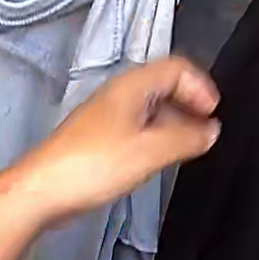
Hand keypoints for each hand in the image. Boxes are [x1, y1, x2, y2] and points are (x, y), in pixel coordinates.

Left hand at [10, 57, 220, 223]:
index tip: (214, 113)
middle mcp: (118, 97)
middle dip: (189, 107)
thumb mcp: (148, 151)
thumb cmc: (91, 166)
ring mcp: (106, 120)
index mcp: (132, 87)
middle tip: (204, 132)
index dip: (201, 87)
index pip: (177, 68)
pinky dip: (152, 141)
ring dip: (172, 126)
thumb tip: (210, 131)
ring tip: (186, 149)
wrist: (44, 191)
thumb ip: (185, 139)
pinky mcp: (97, 143)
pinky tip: (155, 161)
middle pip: (163, 89)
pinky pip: (134, 133)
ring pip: (148, 113)